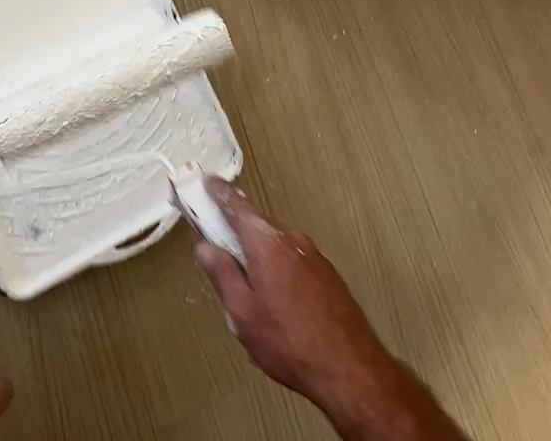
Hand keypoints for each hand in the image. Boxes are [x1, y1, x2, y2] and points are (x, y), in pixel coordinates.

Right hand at [191, 180, 396, 414]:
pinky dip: (275, 269)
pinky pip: (290, 260)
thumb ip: (222, 274)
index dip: (216, 193)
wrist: (347, 366)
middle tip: (214, 251)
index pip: (235, 206)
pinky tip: (273, 303)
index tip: (204, 183)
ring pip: (273, 246)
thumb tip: (205, 247)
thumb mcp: (242, 312)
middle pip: (254, 226)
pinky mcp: (325, 272)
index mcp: (266, 243)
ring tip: (246, 295)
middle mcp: (291, 239)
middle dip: (233, 234)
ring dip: (255, 256)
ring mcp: (312, 254)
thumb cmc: (289, 342)